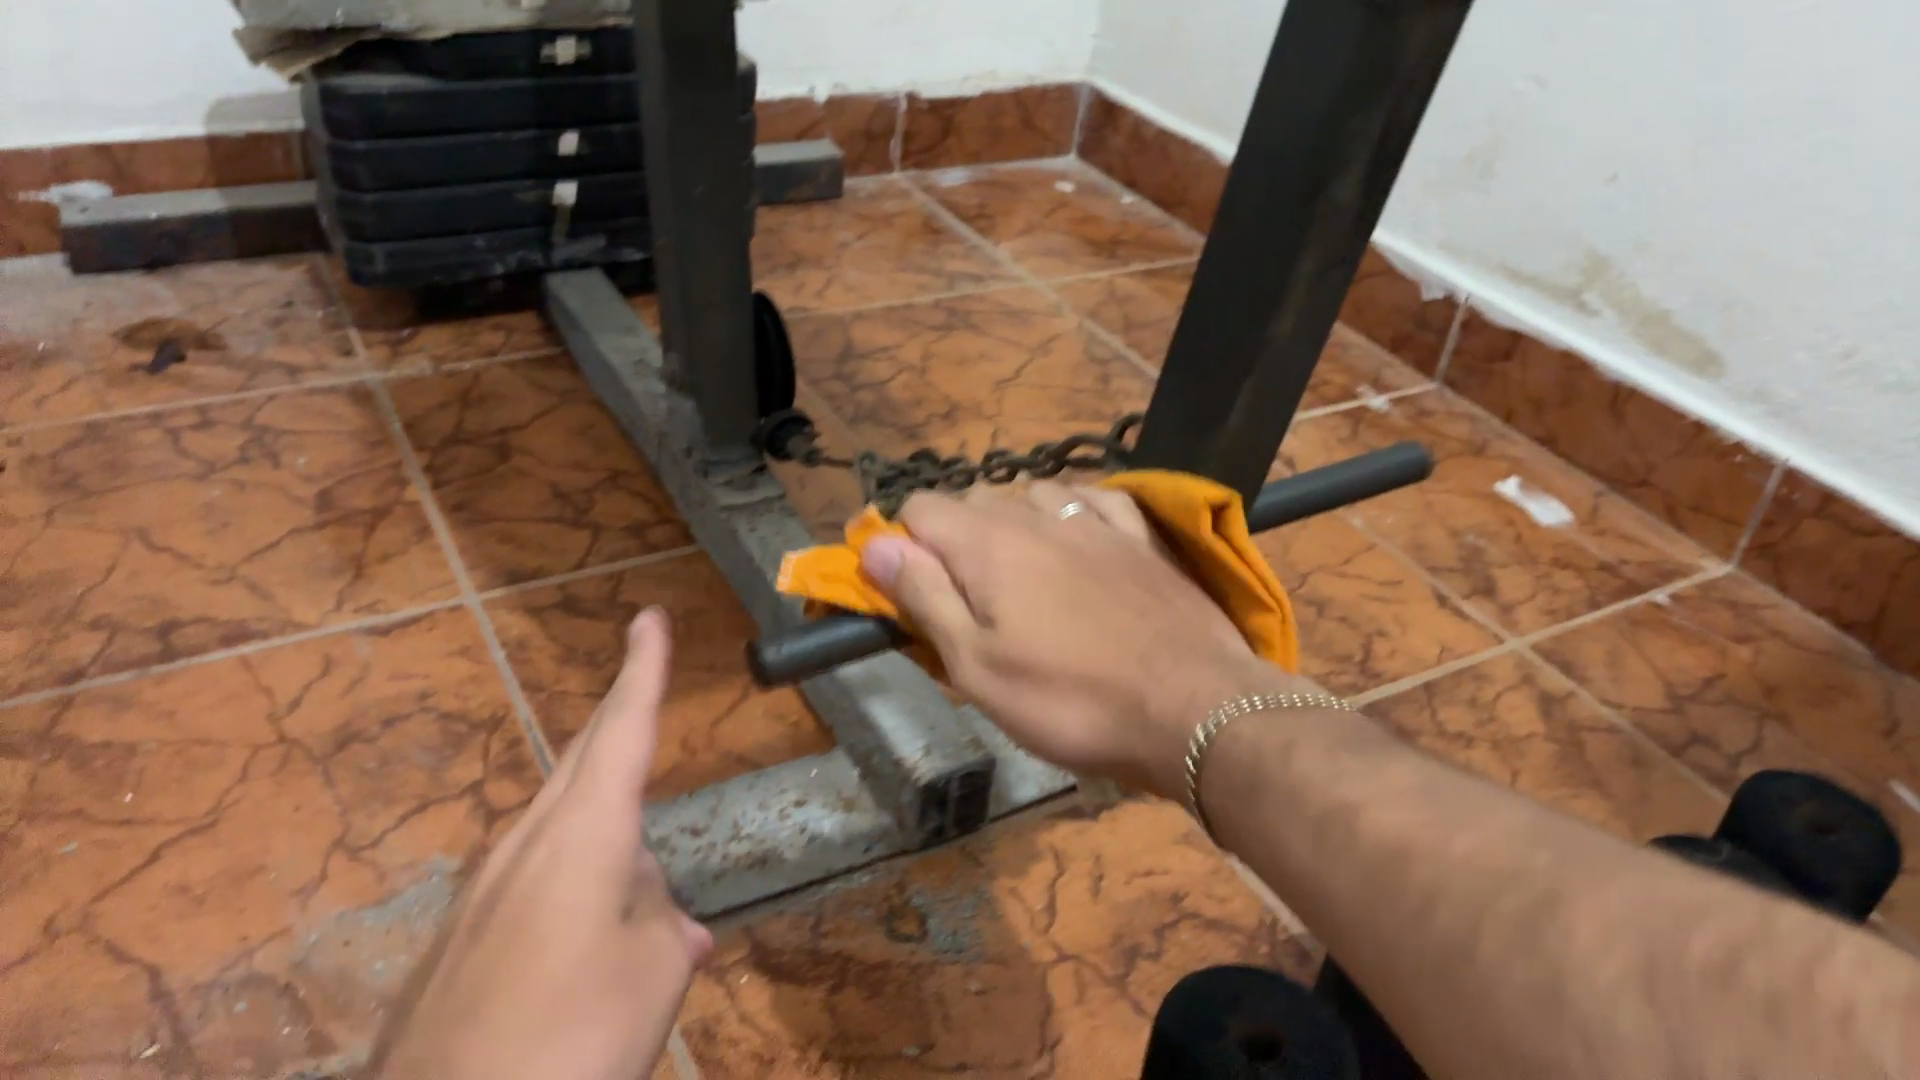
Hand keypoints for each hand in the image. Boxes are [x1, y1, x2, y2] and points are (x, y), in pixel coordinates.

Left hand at [372, 609, 710, 1079]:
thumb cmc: (572, 1037)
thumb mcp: (654, 973)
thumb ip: (663, 923)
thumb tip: (657, 909)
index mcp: (585, 835)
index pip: (623, 731)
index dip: (642, 672)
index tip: (647, 619)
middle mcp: (528, 845)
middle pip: (582, 761)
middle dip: (617, 718)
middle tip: (640, 683)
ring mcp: (484, 893)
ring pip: (560, 826)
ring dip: (607, 824)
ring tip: (648, 886)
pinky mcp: (460, 941)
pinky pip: (536, 883)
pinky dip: (580, 884)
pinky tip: (597, 943)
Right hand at [862, 483, 1299, 798]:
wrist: (1194, 707)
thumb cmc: (1070, 700)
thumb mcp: (976, 666)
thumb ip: (923, 596)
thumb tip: (873, 543)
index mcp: (988, 544)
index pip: (919, 508)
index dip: (897, 540)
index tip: (898, 583)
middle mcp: (1037, 515)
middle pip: (971, 499)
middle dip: (950, 538)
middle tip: (960, 601)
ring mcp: (1095, 520)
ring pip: (1030, 494)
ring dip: (1010, 522)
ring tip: (1017, 574)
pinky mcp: (1141, 536)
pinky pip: (1092, 497)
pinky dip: (1070, 510)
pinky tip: (1074, 534)